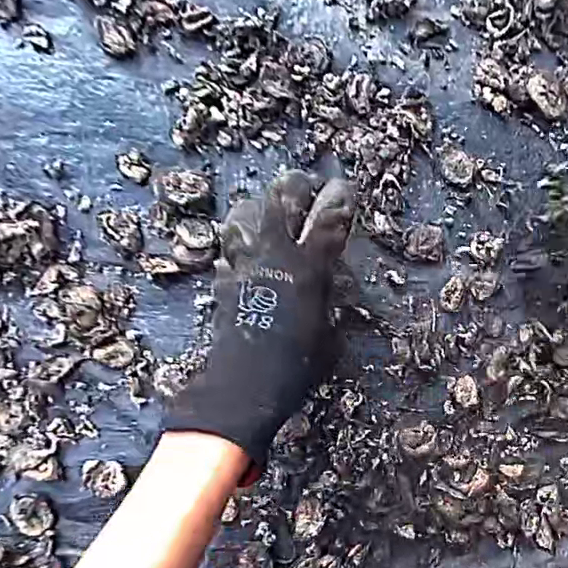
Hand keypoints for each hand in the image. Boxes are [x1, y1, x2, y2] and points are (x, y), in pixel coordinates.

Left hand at [163, 170, 353, 469]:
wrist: (242, 384)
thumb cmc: (295, 368)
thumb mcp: (328, 339)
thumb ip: (329, 305)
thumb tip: (327, 291)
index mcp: (308, 270)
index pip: (328, 223)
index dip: (340, 201)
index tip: (344, 188)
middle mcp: (275, 258)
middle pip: (282, 201)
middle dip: (296, 186)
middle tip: (304, 183)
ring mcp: (244, 266)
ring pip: (246, 216)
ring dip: (259, 209)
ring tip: (266, 210)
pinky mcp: (222, 281)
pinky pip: (229, 251)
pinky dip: (239, 248)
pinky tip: (243, 255)